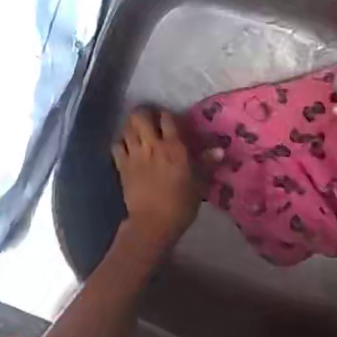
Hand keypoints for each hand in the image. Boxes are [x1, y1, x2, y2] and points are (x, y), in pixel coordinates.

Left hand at [111, 106, 198, 249]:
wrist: (153, 223)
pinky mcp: (122, 165)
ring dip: (131, 126)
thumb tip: (220, 150)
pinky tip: (125, 148)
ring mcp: (135, 154)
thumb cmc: (180, 204)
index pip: (167, 118)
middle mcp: (152, 144)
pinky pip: (116, 145)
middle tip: (148, 119)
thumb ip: (206, 164)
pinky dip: (120, 143)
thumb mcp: (198, 184)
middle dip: (143, 113)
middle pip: (140, 116)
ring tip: (137, 131)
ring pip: (127, 127)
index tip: (169, 120)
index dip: (167, 115)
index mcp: (174, 147)